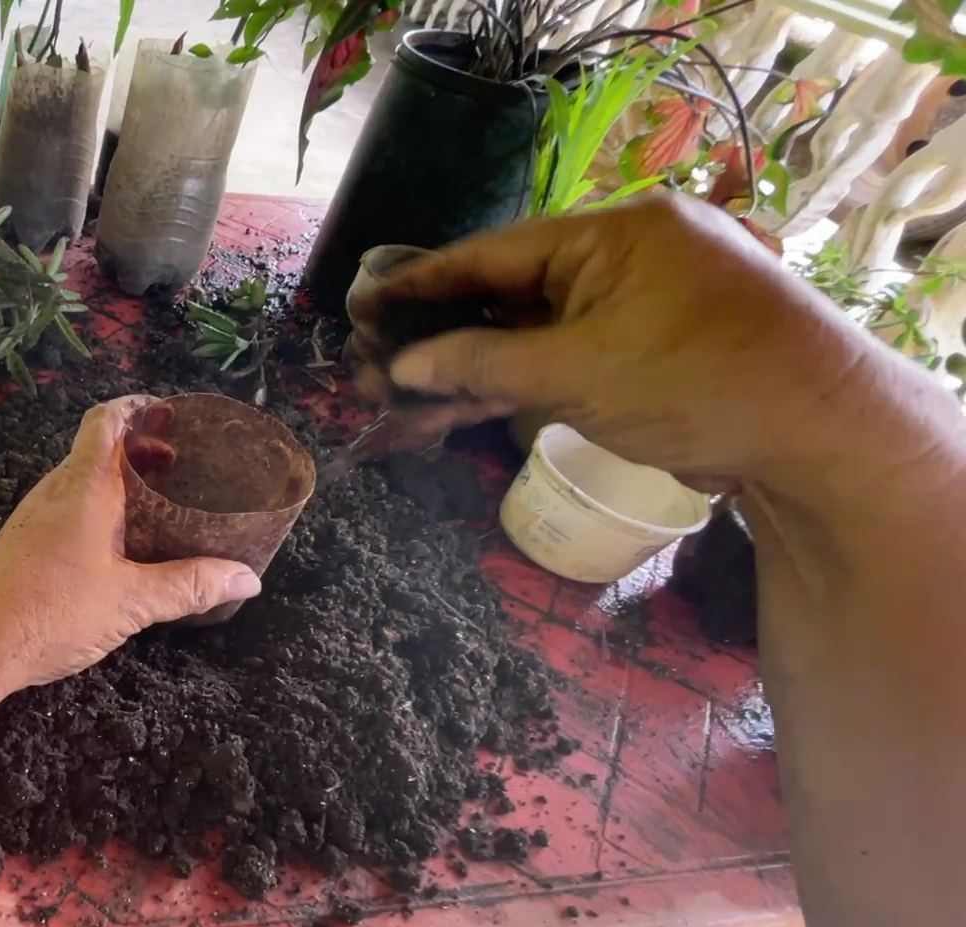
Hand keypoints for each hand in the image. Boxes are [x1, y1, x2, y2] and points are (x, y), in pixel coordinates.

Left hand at [0, 395, 261, 690]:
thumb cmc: (50, 613)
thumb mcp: (130, 602)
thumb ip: (189, 586)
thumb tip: (248, 579)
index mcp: (83, 487)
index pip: (105, 421)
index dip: (138, 408)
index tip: (173, 415)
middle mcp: (55, 491)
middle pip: (96, 448)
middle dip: (139, 449)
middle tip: (181, 465)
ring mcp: (34, 515)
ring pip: (81, 480)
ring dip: (118, 482)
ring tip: (159, 503)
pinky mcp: (23, 541)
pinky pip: (67, 507)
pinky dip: (99, 508)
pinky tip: (119, 543)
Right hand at [353, 195, 958, 501]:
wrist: (813, 443)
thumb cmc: (699, 384)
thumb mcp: (576, 370)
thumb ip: (478, 364)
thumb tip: (398, 368)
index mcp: (611, 235)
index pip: (491, 254)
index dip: (419, 282)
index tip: (361, 303)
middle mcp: (609, 263)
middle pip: (494, 295)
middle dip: (428, 334)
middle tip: (366, 357)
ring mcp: (611, 312)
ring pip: (510, 336)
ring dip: (452, 368)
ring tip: (384, 393)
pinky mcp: (613, 356)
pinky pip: (536, 363)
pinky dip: (490, 387)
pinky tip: (435, 409)